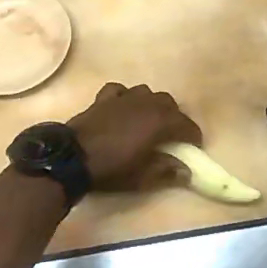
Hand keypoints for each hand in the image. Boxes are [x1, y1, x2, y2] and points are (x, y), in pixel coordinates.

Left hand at [66, 83, 200, 191]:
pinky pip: (121, 91)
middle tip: (173, 136)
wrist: (72, 156)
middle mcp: (144, 103)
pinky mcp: (103, 98)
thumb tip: (186, 170)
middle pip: (168, 103)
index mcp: (159, 121)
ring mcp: (123, 97)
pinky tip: (123, 108)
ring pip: (146, 92)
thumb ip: (167, 170)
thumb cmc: (112, 167)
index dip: (193, 136)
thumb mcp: (143, 176)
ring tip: (150, 121)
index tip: (194, 148)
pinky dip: (126, 97)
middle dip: (174, 117)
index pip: (186, 124)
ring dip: (152, 105)